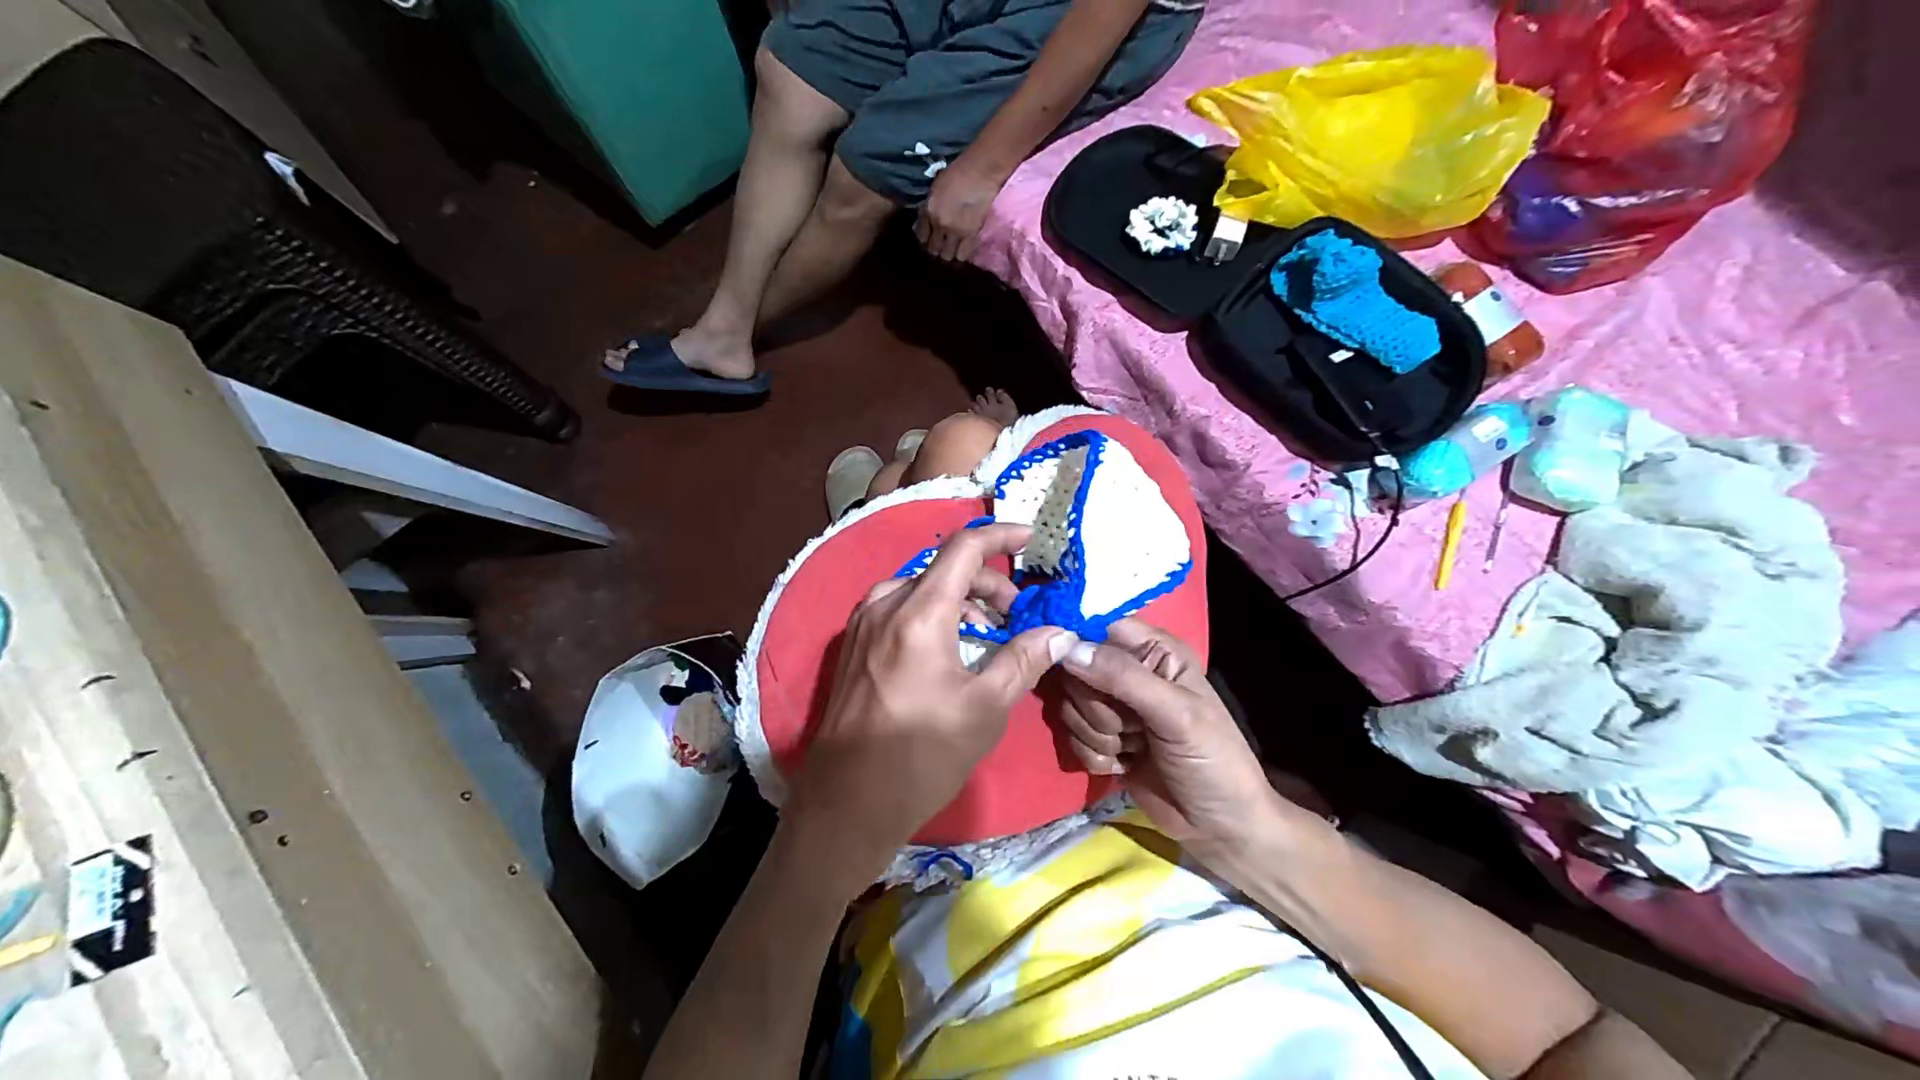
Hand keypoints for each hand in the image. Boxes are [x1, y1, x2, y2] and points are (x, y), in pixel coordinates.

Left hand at [786, 524, 1074, 882]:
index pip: (964, 548)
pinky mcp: (853, 644)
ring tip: (986, 632)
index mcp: (919, 613)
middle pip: (943, 569)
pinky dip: (930, 612)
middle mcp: (885, 605)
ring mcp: (863, 623)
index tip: (1030, 541)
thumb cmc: (922, 754)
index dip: (1001, 537)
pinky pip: (898, 607)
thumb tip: (1060, 633)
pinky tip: (947, 646)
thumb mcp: (985, 708)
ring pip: (919, 587)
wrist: (848, 799)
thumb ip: (1024, 660)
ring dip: (958, 599)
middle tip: (1015, 615)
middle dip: (986, 583)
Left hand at [914, 152, 1007, 262]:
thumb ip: (930, 205)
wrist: (980, 171)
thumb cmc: (958, 172)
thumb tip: (925, 219)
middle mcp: (939, 224)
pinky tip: (962, 249)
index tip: (929, 238)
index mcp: (928, 210)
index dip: (924, 239)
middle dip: (936, 248)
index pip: (920, 234)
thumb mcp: (936, 187)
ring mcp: (954, 231)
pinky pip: (962, 254)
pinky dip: (961, 254)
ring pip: (947, 255)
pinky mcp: (970, 235)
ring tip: (952, 248)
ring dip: (948, 253)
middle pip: (933, 248)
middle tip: (941, 245)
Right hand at [1056, 619, 1285, 866]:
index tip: (1083, 677)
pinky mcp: (1102, 740)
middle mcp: (1130, 671)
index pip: (1099, 629)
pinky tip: (1124, 767)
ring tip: (1134, 750)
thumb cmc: (1214, 761)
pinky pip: (1073, 738)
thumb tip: (1068, 650)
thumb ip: (1124, 678)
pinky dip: (1096, 758)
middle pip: (1076, 671)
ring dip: (1098, 737)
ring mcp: (1114, 708)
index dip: (1082, 647)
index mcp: (1155, 651)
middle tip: (1131, 728)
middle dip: (1096, 708)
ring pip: (1070, 707)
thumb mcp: (1177, 715)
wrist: (1221, 827)